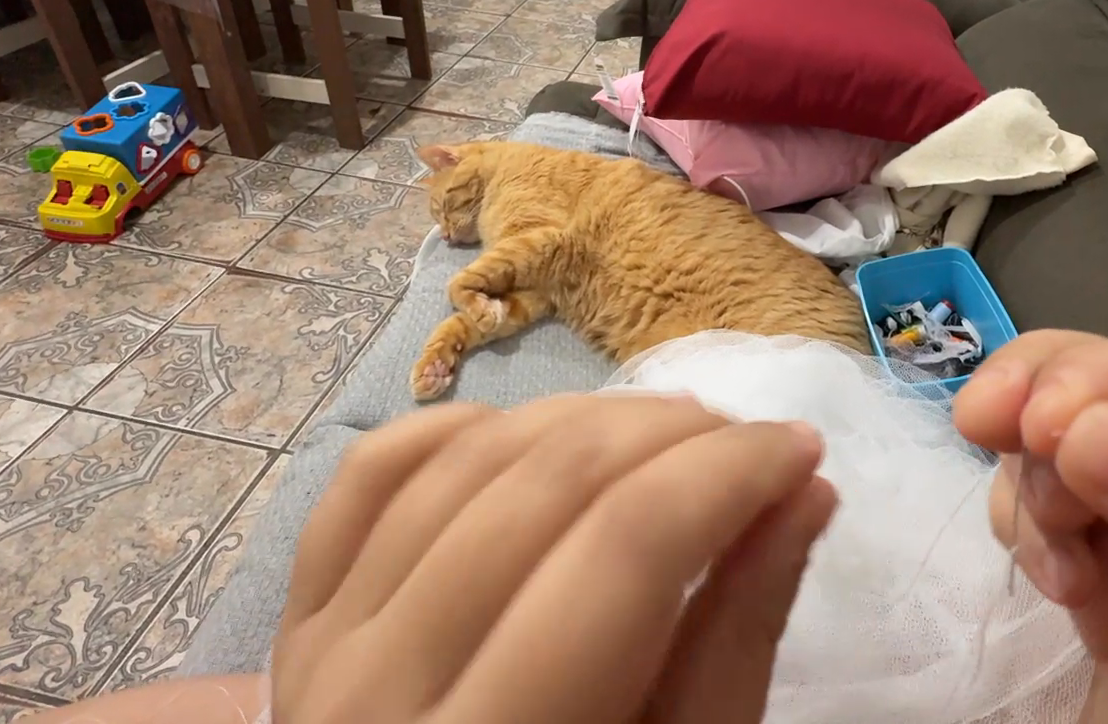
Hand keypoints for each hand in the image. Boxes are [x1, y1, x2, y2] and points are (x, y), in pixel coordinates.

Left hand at [270, 394, 835, 723]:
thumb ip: (740, 635)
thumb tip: (806, 492)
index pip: (628, 551)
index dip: (728, 474)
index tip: (799, 446)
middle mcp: (383, 692)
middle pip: (549, 488)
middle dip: (670, 434)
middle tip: (742, 436)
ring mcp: (323, 646)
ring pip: (468, 462)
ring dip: (583, 416)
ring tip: (663, 425)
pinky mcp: (301, 616)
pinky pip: (371, 476)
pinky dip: (455, 427)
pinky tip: (525, 431)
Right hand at [954, 332, 1107, 723]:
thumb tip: (1085, 438)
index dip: (1094, 379)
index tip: (1040, 422)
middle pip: (1083, 388)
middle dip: (1029, 397)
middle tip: (983, 423)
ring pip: (1044, 453)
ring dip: (1027, 479)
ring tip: (1059, 552)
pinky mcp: (1101, 587)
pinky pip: (1034, 525)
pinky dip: (1023, 536)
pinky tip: (1059, 586)